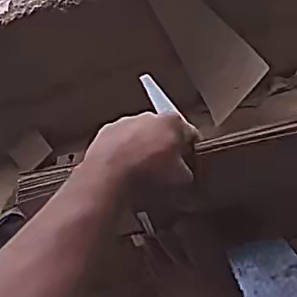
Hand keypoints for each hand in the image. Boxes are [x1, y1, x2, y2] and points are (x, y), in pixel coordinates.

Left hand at [74, 111, 196, 210]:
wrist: (109, 178)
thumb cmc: (148, 174)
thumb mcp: (181, 179)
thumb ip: (187, 171)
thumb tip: (183, 174)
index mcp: (172, 122)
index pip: (190, 135)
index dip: (191, 152)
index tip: (188, 163)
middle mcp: (148, 116)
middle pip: (163, 132)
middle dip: (164, 148)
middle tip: (163, 169)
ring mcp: (125, 122)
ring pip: (139, 136)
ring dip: (141, 149)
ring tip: (140, 172)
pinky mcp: (105, 132)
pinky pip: (118, 143)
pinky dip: (121, 153)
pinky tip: (122, 171)